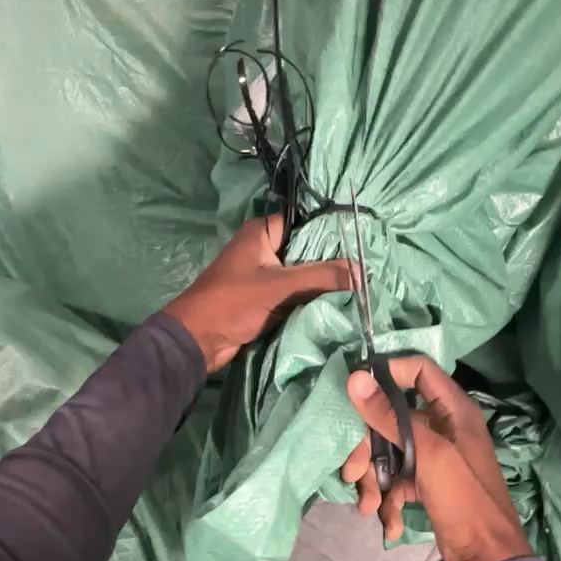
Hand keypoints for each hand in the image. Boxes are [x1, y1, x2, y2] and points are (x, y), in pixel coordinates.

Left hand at [163, 214, 357, 372]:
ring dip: (319, 283)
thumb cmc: (234, 303)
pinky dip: (306, 299)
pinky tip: (330, 303)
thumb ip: (322, 276)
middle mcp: (261, 248)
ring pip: (298, 274)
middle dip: (329, 262)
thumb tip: (361, 272)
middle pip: (304, 250)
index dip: (329, 232)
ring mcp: (260, 275)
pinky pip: (290, 294)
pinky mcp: (260, 298)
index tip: (358, 244)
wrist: (199, 339)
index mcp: (261, 232)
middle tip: (360, 270)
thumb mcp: (281, 286)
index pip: (303, 222)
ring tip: (353, 287)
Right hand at [342, 356, 532, 560]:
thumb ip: (390, 417)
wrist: (486, 558)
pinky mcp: (427, 483)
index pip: (418, 370)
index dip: (388, 374)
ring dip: (374, 479)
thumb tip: (356, 378)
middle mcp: (444, 428)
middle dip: (368, 447)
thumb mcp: (427, 456)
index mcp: (454, 410)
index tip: (356, 392)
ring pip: (390, 453)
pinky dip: (389, 500)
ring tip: (367, 507)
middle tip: (350, 472)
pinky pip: (398, 480)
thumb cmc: (464, 500)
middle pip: (393, 419)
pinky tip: (390, 523)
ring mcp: (435, 457)